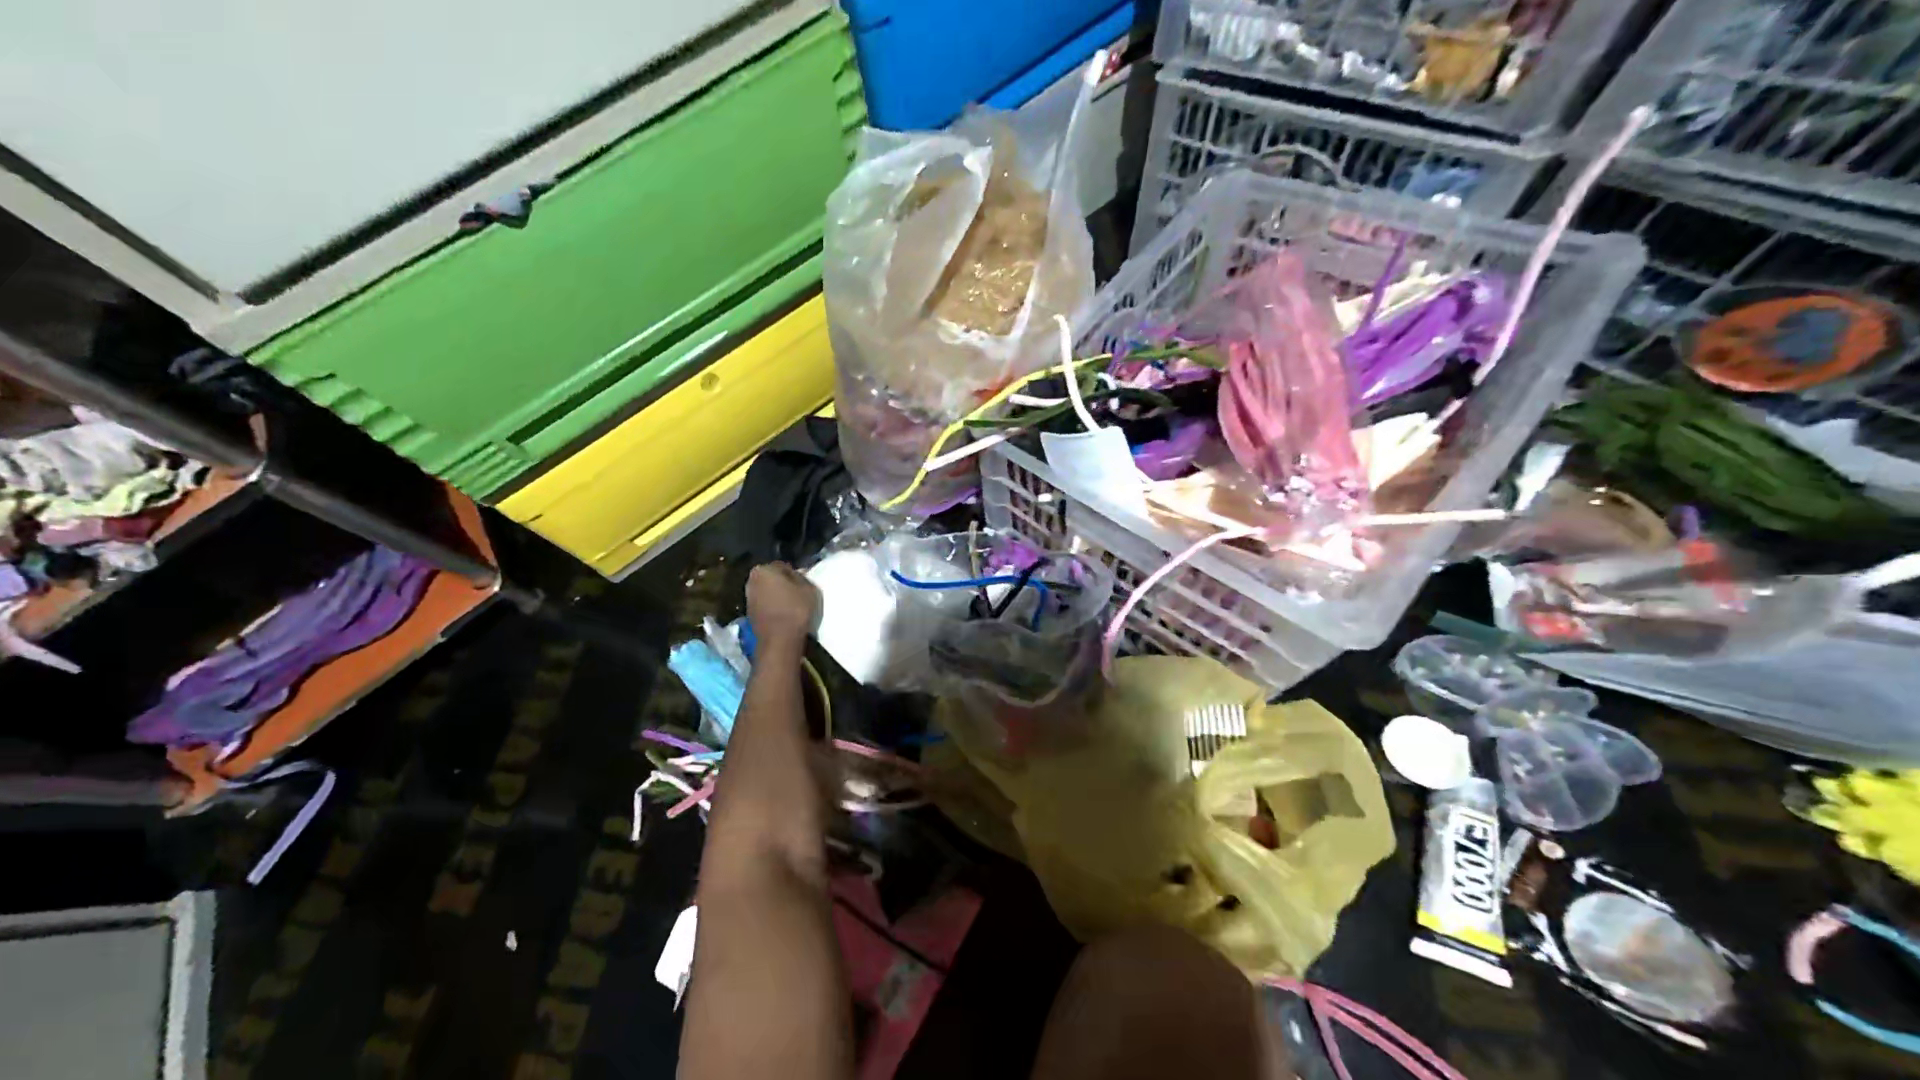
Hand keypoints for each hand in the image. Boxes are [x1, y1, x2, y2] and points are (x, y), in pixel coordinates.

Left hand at [747, 562, 819, 645]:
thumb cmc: (796, 609)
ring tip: (792, 605)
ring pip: (767, 592)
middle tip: (798, 593)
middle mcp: (751, 581)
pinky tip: (784, 614)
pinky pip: (765, 605)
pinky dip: (773, 607)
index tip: (804, 584)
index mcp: (763, 569)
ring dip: (777, 596)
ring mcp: (748, 598)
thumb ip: (802, 577)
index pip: (783, 566)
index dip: (795, 575)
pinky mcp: (749, 614)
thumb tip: (796, 575)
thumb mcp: (809, 588)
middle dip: (783, 584)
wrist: (780, 640)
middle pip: (772, 579)